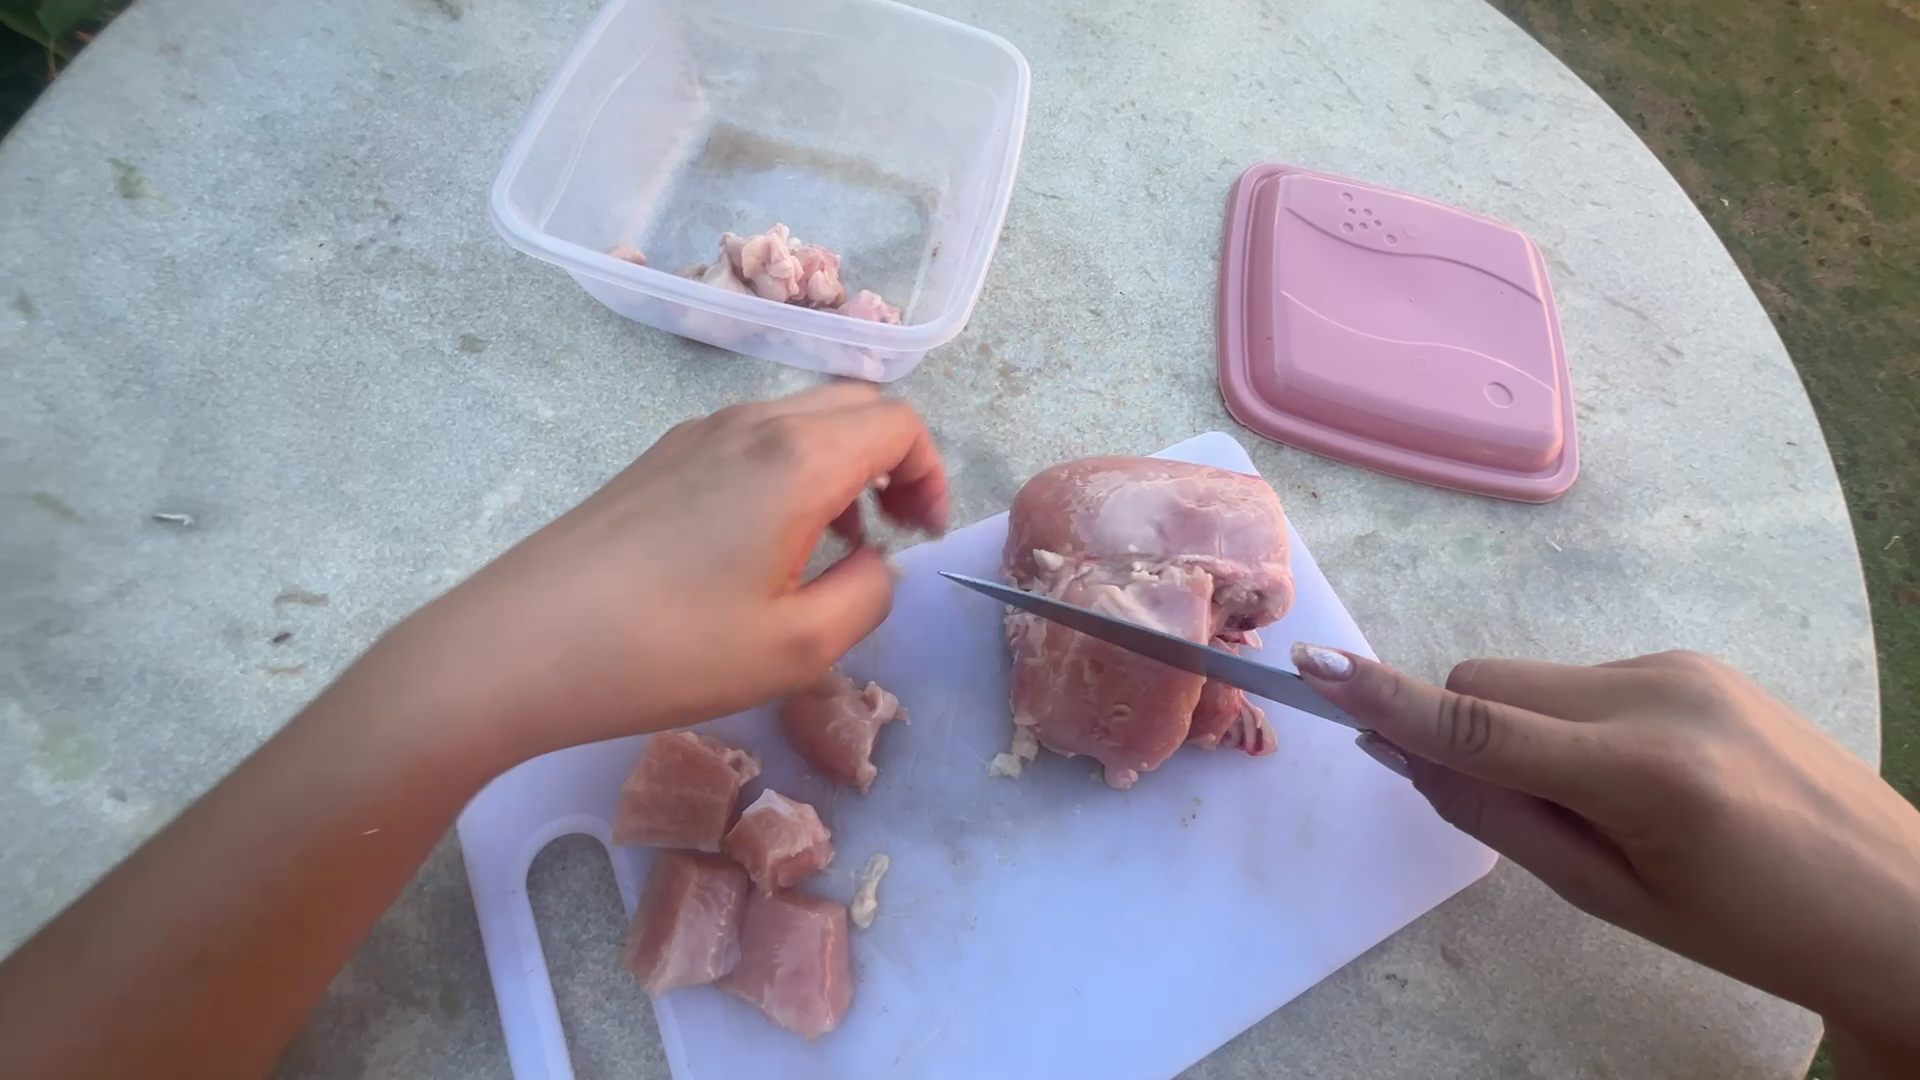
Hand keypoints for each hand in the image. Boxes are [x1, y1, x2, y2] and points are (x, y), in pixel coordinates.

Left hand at [391, 382, 948, 762]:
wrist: (518, 647)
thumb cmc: (670, 652)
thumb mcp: (800, 647)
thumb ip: (871, 593)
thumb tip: (875, 561)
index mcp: (798, 458)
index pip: (900, 423)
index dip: (931, 474)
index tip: (922, 536)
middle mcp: (754, 422)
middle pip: (858, 405)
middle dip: (896, 462)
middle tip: (892, 532)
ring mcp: (702, 431)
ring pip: (808, 417)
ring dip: (845, 465)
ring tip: (832, 544)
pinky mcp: (666, 453)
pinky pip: (760, 437)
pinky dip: (796, 469)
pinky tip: (766, 540)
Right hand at [1290, 644, 1919, 1062]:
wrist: (1919, 915)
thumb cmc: (1748, 929)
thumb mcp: (1603, 894)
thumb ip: (1489, 813)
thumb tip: (1400, 753)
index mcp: (1644, 777)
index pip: (1475, 726)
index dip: (1385, 698)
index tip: (1312, 666)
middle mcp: (1658, 697)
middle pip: (1482, 682)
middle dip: (1460, 726)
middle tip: (1513, 797)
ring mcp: (1678, 667)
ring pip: (1518, 677)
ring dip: (1512, 723)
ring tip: (1593, 788)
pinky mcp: (1688, 657)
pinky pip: (1568, 676)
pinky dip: (1559, 715)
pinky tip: (1632, 764)